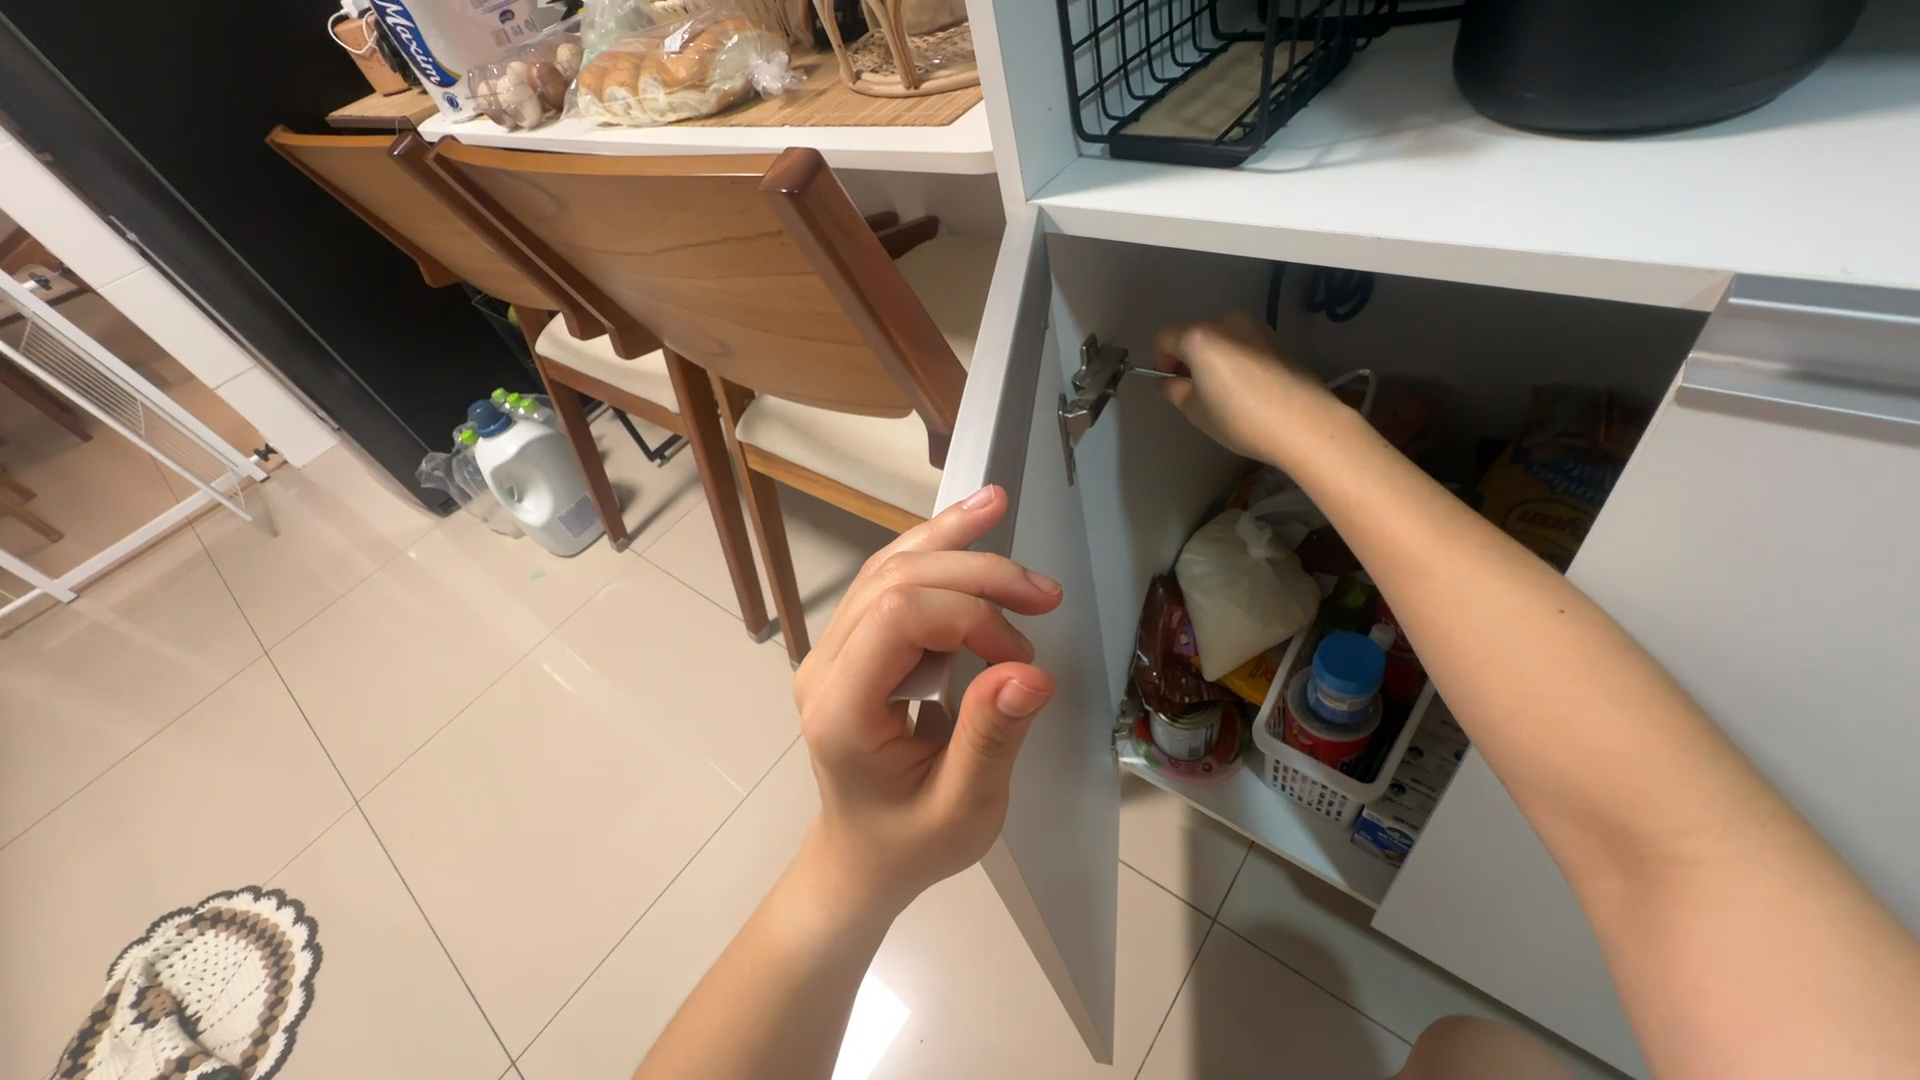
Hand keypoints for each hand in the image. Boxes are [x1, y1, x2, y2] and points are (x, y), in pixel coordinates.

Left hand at [791, 485, 1063, 917]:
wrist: (861, 857)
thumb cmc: (911, 844)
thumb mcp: (964, 811)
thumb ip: (991, 739)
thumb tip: (1031, 672)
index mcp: (842, 712)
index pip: (897, 618)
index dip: (969, 615)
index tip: (1019, 657)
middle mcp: (824, 667)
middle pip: (893, 580)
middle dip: (975, 574)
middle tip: (1044, 594)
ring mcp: (831, 650)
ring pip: (886, 567)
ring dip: (950, 541)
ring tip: (999, 504)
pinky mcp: (851, 644)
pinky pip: (887, 580)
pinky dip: (931, 549)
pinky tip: (967, 523)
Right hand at [1152, 312, 1340, 461]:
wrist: (1304, 423)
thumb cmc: (1240, 418)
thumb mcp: (1195, 410)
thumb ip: (1174, 390)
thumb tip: (1168, 381)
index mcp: (1200, 337)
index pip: (1165, 336)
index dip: (1160, 360)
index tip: (1170, 383)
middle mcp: (1227, 321)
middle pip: (1194, 334)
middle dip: (1188, 358)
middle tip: (1194, 390)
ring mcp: (1256, 328)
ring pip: (1220, 339)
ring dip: (1212, 359)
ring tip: (1223, 392)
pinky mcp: (1277, 340)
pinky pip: (1242, 344)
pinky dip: (1235, 360)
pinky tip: (1246, 389)